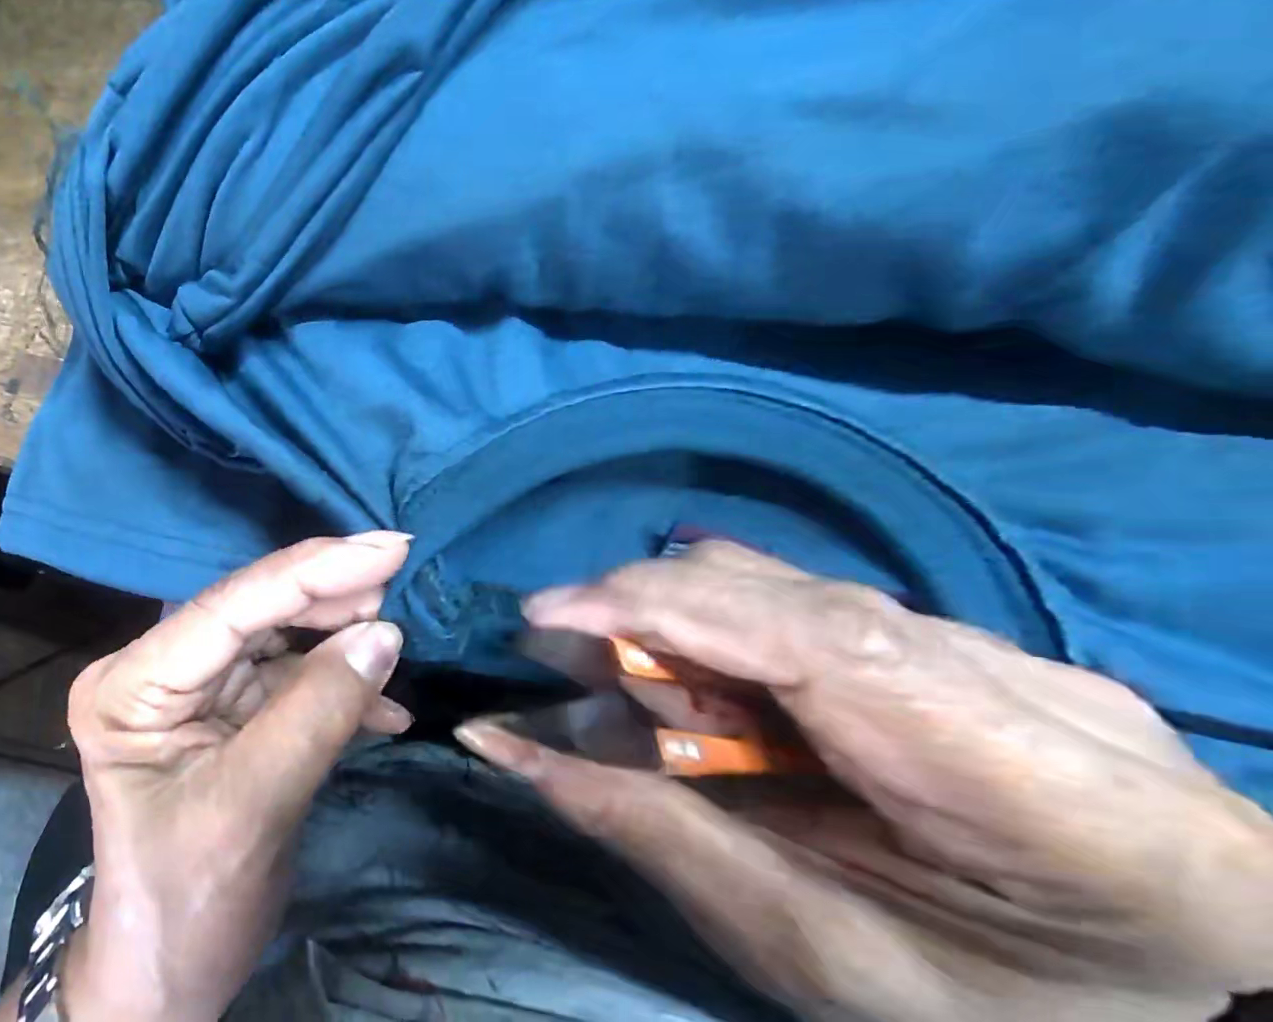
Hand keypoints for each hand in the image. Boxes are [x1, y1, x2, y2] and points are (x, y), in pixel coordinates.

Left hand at [57, 534, 411, 1021]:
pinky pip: (291, 679)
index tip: (386, 547)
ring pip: (279, 638)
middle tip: (400, 575)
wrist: (171, 971)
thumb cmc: (189, 900)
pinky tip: (385, 707)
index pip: (228, 608)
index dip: (310, 572)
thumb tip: (384, 634)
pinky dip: (339, 687)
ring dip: (341, 638)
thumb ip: (317, 713)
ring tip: (397, 637)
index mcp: (131, 684)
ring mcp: (196, 688)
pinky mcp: (230, 711)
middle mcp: (158, 670)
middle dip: (330, 596)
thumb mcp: (252, 807)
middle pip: (255, 612)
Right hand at [456, 541, 1272, 1021]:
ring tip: (634, 699)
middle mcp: (1022, 679)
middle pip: (791, 595)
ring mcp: (1005, 657)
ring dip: (683, 631)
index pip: (821, 637)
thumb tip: (514, 747)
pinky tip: (711, 703)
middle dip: (649, 616)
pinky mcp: (972, 659)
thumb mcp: (815, 958)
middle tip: (565, 672)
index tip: (543, 615)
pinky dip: (728, 647)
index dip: (666, 606)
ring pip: (793, 593)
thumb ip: (660, 836)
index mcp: (1038, 780)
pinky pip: (812, 618)